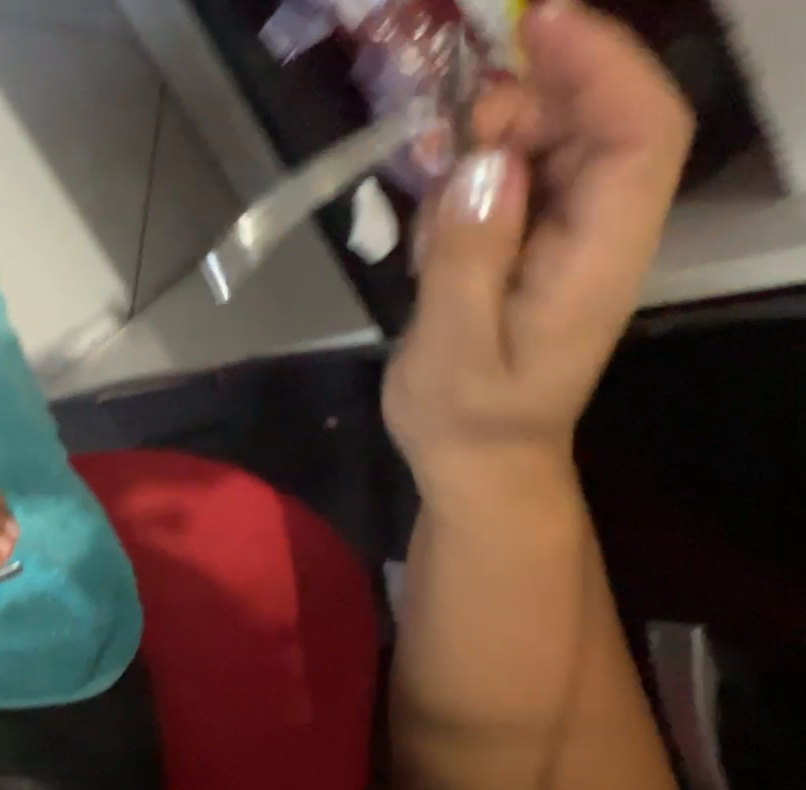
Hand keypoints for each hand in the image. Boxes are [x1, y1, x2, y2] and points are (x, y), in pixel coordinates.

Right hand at [384, 0, 693, 510]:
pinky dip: (479, 172)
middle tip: (457, 114)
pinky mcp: (533, 251)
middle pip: (602, 126)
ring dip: (499, 134)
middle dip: (539, 94)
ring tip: (434, 160)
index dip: (604, 66)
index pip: (639, 134)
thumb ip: (471, 255)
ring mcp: (568, 241)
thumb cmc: (467, 416)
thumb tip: (484, 164)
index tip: (542, 24)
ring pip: (557, 149)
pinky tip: (438, 199)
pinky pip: (521, 184)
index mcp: (600, 256)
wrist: (479, 462)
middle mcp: (600, 233)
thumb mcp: (455, 346)